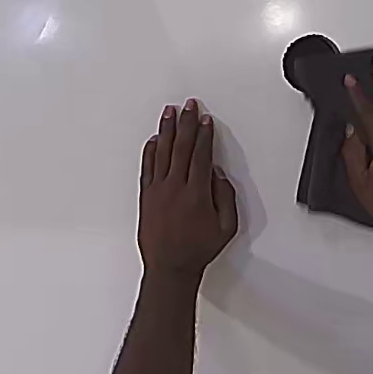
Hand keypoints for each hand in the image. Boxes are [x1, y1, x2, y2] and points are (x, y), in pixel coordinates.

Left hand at [139, 99, 239, 279]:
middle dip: (187, 123)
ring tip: (169, 112)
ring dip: (166, 129)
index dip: (204, 135)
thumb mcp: (226, 227)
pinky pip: (147, 167)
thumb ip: (226, 198)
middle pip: (181, 147)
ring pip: (162, 152)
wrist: (169, 268)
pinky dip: (150, 151)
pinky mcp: (146, 196)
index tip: (206, 120)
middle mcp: (175, 188)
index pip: (201, 155)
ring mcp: (158, 190)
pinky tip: (153, 139)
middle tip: (189, 106)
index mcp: (196, 194)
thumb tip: (218, 175)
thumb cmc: (197, 250)